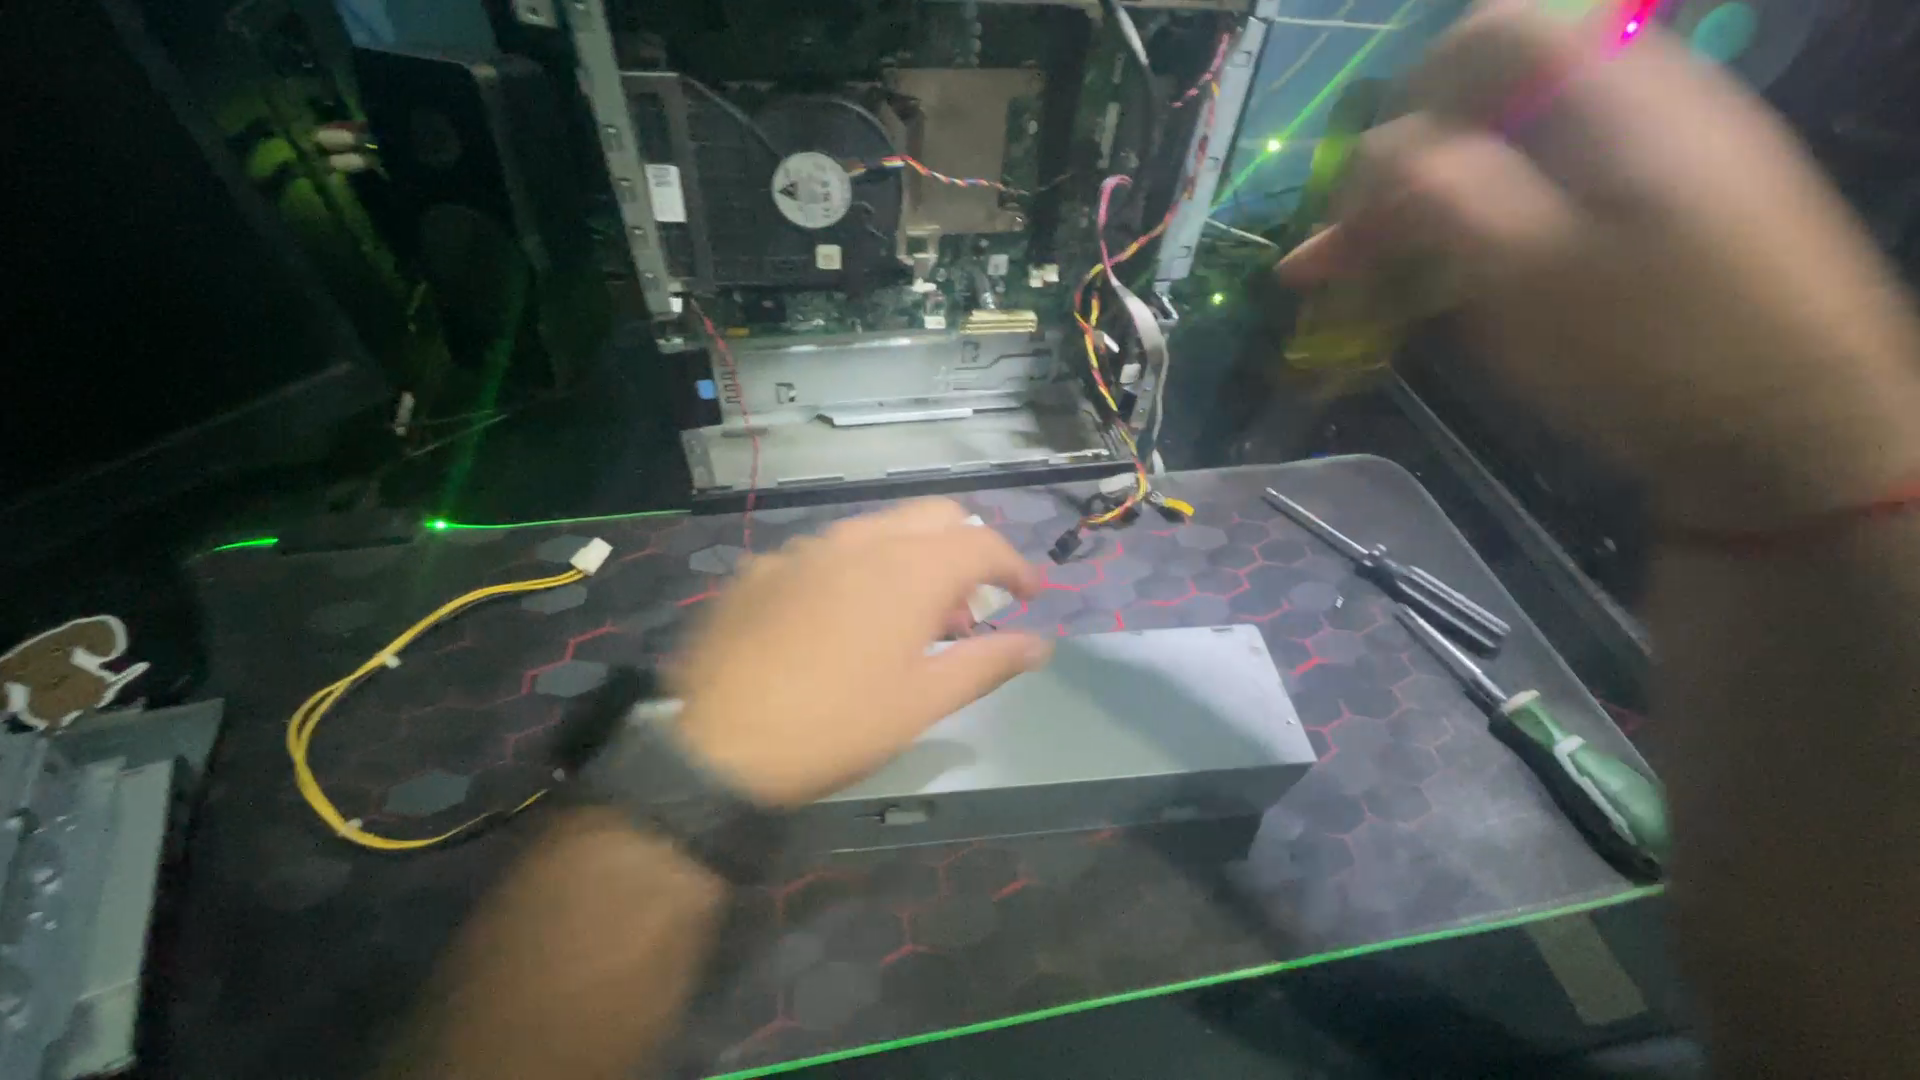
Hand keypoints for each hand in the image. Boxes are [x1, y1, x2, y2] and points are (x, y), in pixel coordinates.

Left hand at [669, 499, 1051, 807]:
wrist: (715, 746)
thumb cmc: (838, 725)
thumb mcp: (924, 702)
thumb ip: (988, 662)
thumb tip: (1039, 643)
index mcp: (909, 568)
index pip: (982, 543)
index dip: (1015, 567)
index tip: (1028, 596)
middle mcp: (859, 540)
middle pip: (933, 517)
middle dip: (963, 551)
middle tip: (965, 610)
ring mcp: (803, 549)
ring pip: (876, 531)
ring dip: (908, 561)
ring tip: (904, 623)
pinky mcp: (761, 570)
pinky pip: (824, 555)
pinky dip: (853, 575)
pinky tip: (837, 625)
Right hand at [1280, 1, 1919, 530]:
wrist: (1792, 430)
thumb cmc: (1651, 349)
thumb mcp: (1525, 271)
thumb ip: (1437, 193)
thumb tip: (1370, 155)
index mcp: (1610, 98)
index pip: (1487, 38)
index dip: (1405, 101)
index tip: (1355, 192)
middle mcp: (1626, 111)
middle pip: (1480, 109)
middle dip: (1390, 180)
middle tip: (1330, 259)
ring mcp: (1638, 169)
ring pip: (1492, 168)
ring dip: (1411, 222)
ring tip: (1349, 290)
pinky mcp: (1637, 225)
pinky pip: (1524, 210)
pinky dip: (1458, 246)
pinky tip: (1422, 298)